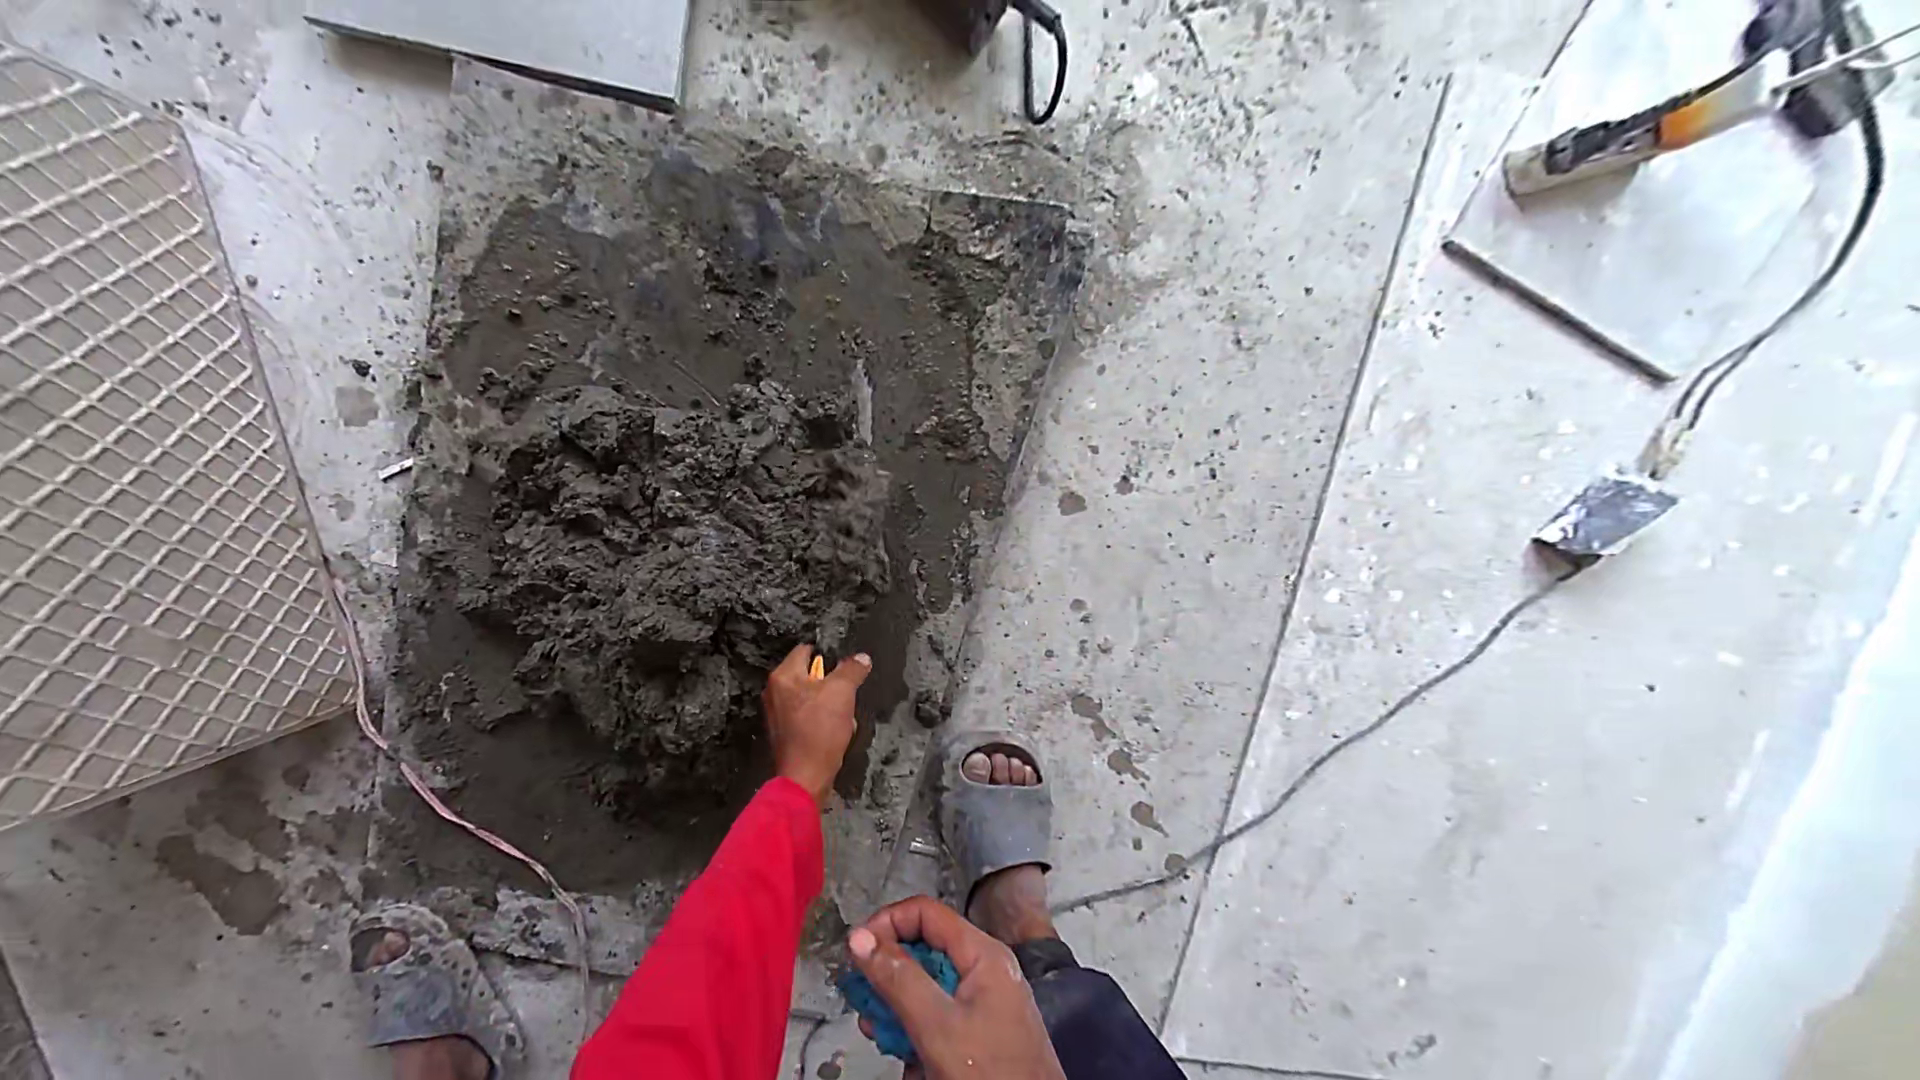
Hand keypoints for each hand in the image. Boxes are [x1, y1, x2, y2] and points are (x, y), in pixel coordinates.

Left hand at [763, 644, 868, 805]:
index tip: (843, 663)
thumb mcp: (842, 692)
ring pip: (811, 697)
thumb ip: (852, 670)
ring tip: (840, 715)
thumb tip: (861, 659)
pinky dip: (822, 720)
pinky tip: (834, 731)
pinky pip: (808, 716)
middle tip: (844, 693)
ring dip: (830, 703)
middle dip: (831, 683)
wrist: (807, 776)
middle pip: (810, 674)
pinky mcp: (785, 732)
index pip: (805, 649)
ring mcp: (778, 714)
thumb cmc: (819, 731)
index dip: (827, 653)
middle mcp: (775, 692)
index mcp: (783, 676)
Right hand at [848, 896, 1065, 1079]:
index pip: (926, 912)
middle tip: (862, 991)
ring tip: (878, 1027)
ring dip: (898, 1003)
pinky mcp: (980, 1031)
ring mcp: (984, 1002)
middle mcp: (986, 969)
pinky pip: (939, 1014)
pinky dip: (916, 1027)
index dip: (888, 923)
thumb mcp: (937, 1026)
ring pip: (929, 984)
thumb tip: (862, 939)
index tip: (858, 948)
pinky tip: (903, 1054)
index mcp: (983, 954)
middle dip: (889, 969)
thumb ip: (898, 979)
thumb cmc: (994, 1077)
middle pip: (926, 948)